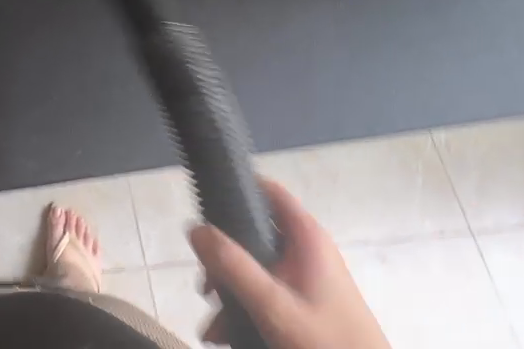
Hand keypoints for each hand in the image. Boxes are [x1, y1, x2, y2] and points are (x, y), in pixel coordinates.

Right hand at [189, 180, 390, 348]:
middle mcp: (307, 251)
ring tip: (213, 326)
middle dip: (223, 260)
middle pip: (253, 233)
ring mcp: (307, 280)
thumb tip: (194, 228)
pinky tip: (227, 335)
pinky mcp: (308, 306)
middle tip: (206, 287)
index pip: (266, 191)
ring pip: (256, 269)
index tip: (203, 206)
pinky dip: (245, 309)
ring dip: (230, 293)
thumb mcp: (275, 307)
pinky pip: (267, 295)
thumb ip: (233, 267)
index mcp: (306, 237)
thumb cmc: (328, 345)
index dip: (234, 189)